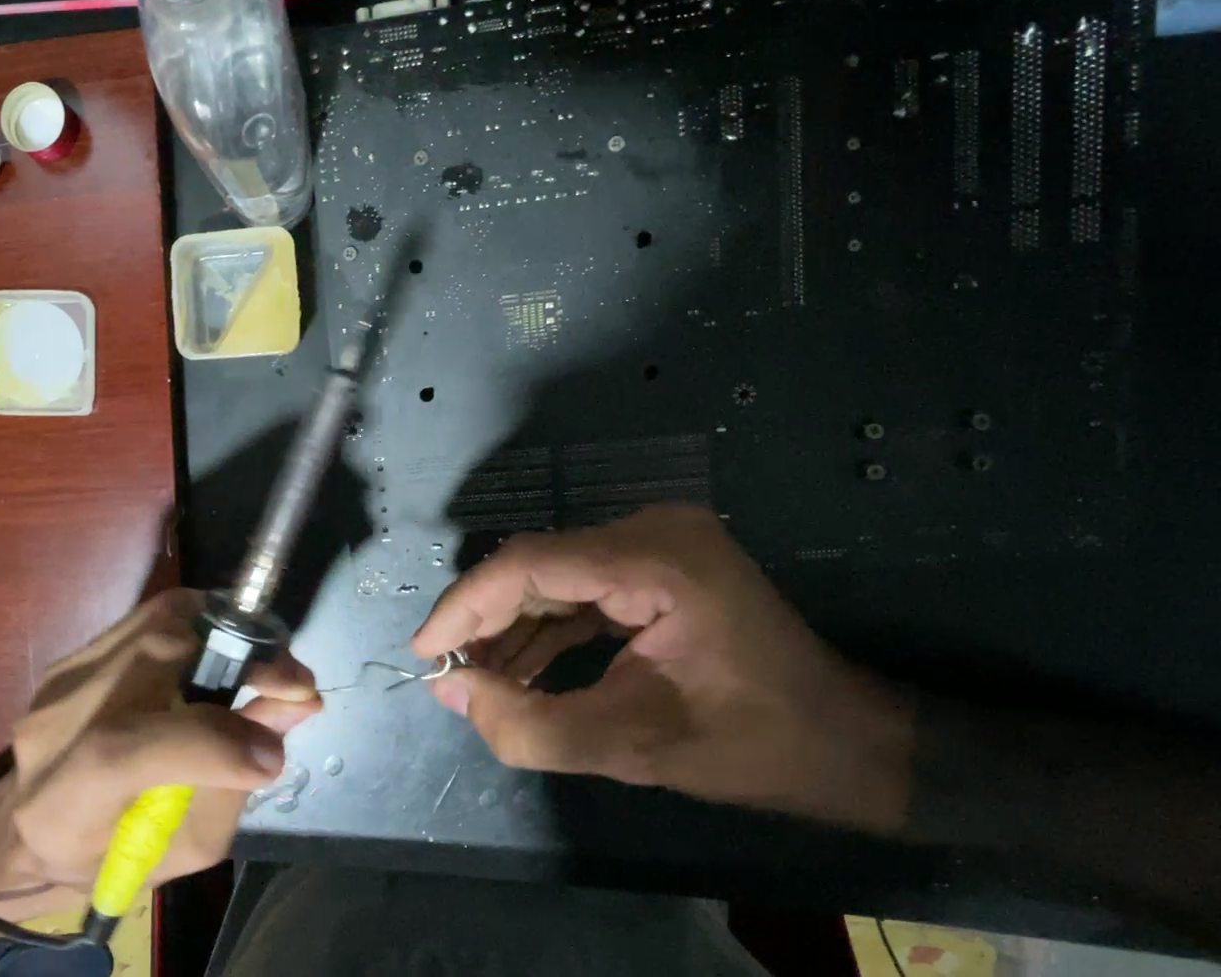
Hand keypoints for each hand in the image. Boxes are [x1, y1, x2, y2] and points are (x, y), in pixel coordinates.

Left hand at [0, 588, 321, 975]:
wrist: (23, 829)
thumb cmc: (108, 857)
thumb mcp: (183, 847)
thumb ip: (235, 782)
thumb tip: (296, 708)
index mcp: (66, 800)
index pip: (124, 750)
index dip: (211, 739)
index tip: (273, 749)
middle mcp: (54, 724)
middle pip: (153, 653)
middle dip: (242, 656)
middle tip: (294, 679)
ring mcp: (62, 678)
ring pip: (158, 619)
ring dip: (228, 631)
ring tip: (266, 662)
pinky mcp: (75, 654)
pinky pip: (150, 619)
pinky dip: (202, 628)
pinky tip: (226, 654)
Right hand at [412, 504, 914, 833]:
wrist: (851, 744)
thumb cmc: (754, 746)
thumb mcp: (633, 746)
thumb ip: (529, 725)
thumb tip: (451, 692)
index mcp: (656, 559)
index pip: (530, 565)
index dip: (465, 606)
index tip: (425, 652)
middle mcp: (652, 530)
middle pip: (537, 565)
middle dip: (484, 619)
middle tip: (446, 670)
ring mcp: (656, 542)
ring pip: (553, 576)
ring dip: (511, 626)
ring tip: (473, 677)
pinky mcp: (656, 564)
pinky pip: (580, 587)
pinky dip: (546, 627)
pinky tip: (517, 667)